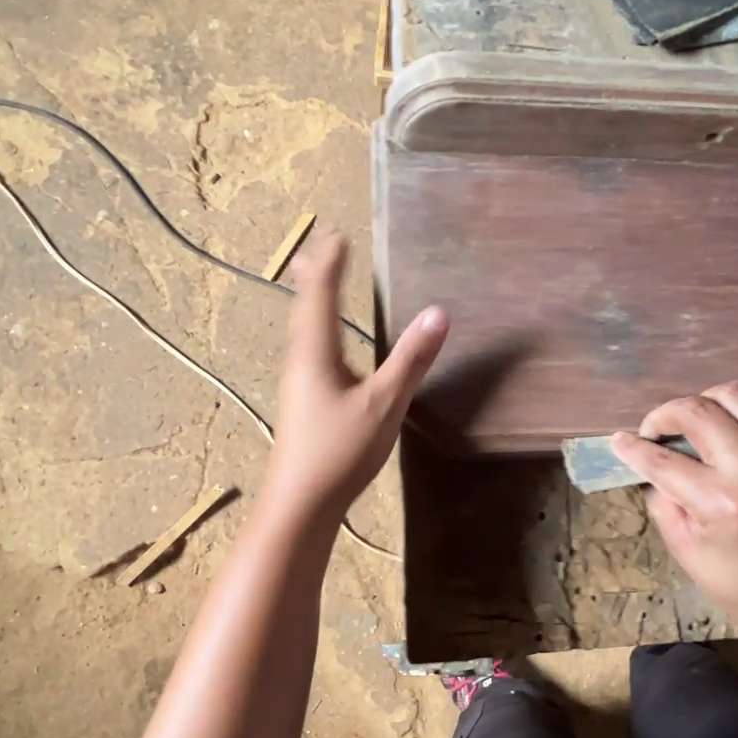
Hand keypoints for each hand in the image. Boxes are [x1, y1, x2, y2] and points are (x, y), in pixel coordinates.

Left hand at [261, 230, 446, 519]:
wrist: (301, 504)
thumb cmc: (339, 451)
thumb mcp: (384, 404)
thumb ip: (411, 360)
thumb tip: (439, 313)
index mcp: (315, 354)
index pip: (321, 296)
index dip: (329, 265)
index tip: (336, 234)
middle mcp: (301, 363)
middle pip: (304, 309)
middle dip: (313, 277)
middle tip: (314, 247)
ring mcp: (299, 386)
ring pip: (304, 331)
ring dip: (312, 301)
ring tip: (314, 282)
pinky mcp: (304, 405)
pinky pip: (310, 351)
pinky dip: (317, 330)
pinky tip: (324, 347)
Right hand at [610, 382, 737, 638]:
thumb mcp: (687, 553)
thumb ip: (663, 503)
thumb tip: (650, 466)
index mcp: (720, 503)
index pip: (663, 460)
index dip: (633, 448)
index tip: (620, 441)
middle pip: (697, 411)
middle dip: (664, 415)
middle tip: (655, 432)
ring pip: (736, 394)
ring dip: (704, 401)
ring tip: (693, 422)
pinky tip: (729, 426)